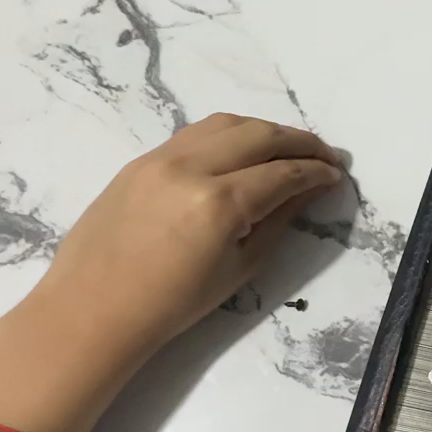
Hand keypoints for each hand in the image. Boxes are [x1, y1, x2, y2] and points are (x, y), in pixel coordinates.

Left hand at [29, 113, 343, 364]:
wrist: (94, 308)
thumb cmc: (176, 302)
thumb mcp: (243, 264)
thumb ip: (281, 217)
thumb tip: (314, 187)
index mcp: (219, 204)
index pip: (284, 172)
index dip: (317, 171)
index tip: (337, 175)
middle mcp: (190, 169)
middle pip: (260, 135)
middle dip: (301, 141)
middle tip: (326, 155)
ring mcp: (160, 159)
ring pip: (227, 124)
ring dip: (266, 130)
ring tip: (289, 148)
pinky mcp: (141, 160)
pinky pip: (197, 134)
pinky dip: (232, 135)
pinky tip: (246, 153)